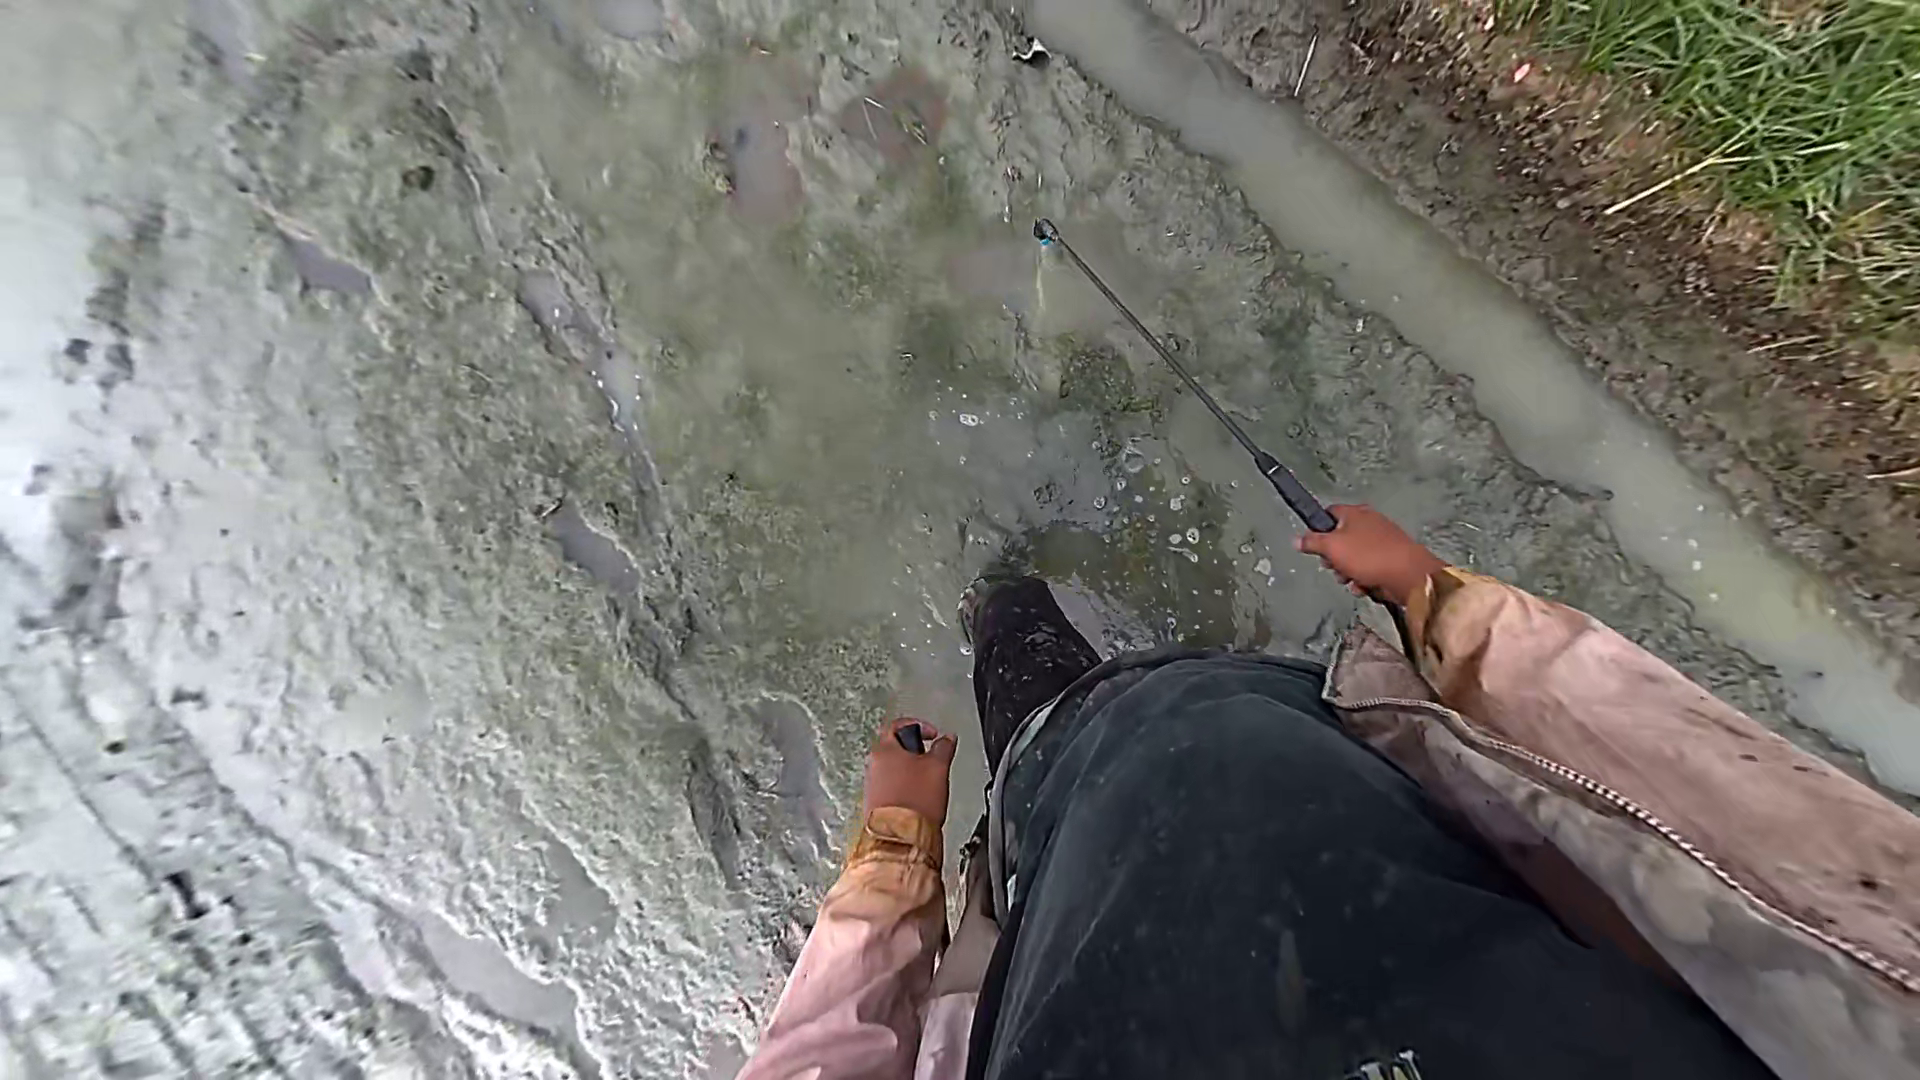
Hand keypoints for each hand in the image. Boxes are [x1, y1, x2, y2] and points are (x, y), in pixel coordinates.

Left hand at [863, 717, 957, 825]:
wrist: (901, 839)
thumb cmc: (916, 802)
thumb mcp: (938, 767)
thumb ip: (943, 747)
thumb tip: (947, 739)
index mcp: (884, 749)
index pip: (898, 725)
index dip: (919, 726)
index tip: (932, 734)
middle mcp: (873, 765)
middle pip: (893, 747)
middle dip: (914, 751)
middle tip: (931, 758)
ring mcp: (871, 786)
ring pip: (891, 769)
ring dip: (909, 770)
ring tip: (926, 782)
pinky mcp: (874, 804)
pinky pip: (889, 788)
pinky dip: (903, 788)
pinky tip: (916, 798)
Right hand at [1295, 504, 1446, 606]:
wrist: (1409, 576)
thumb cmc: (1367, 556)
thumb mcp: (1330, 547)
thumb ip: (1310, 542)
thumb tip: (1296, 539)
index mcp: (1355, 513)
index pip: (1328, 513)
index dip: (1317, 529)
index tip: (1314, 544)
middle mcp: (1370, 522)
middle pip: (1339, 538)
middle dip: (1332, 556)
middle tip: (1332, 565)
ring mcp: (1383, 540)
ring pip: (1353, 555)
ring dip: (1346, 570)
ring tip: (1350, 579)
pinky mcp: (1392, 557)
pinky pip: (1368, 566)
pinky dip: (1363, 577)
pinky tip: (1364, 584)